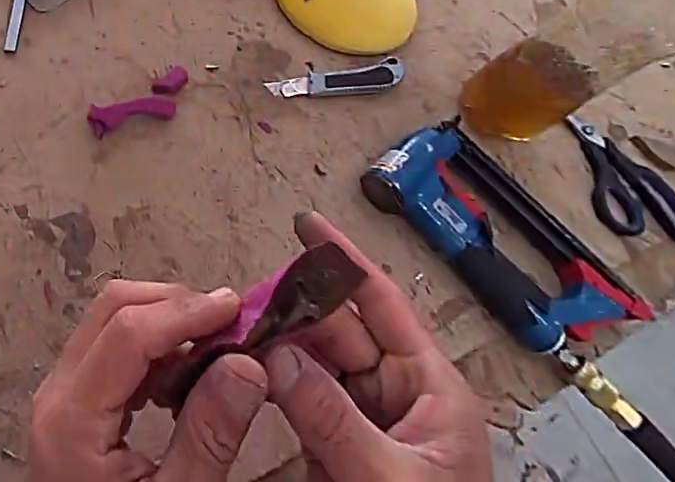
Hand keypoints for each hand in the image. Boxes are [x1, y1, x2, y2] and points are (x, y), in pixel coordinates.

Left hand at [29, 282, 270, 481]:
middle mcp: (57, 392)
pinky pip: (114, 341)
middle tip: (229, 321)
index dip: (186, 311)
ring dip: (168, 317)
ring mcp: (61, 392)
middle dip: (178, 303)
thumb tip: (247, 363)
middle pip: (115, 307)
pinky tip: (187, 370)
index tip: (237, 309)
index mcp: (71, 421)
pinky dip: (157, 339)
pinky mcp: (73, 398)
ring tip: (215, 342)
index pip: (129, 331)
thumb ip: (207, 437)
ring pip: (113, 316)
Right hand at [267, 212, 488, 481]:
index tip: (307, 224)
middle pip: (343, 330)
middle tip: (251, 296)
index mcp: (430, 385)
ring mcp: (367, 420)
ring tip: (244, 328)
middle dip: (299, 307)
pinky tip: (251, 369)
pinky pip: (306, 402)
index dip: (344, 259)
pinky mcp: (340, 450)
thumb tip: (278, 358)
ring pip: (319, 364)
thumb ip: (334, 421)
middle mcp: (399, 392)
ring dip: (283, 343)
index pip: (383, 302)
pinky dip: (278, 384)